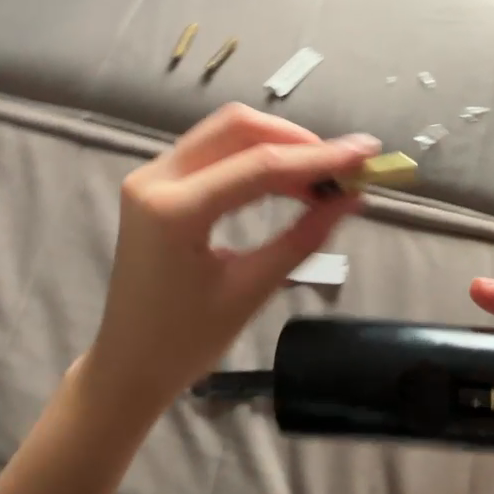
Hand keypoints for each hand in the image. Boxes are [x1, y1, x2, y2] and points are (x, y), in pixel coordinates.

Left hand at [81, 104, 379, 412]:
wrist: (127, 365)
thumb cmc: (185, 342)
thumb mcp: (251, 290)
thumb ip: (303, 238)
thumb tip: (352, 199)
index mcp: (174, 211)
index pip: (259, 166)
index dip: (318, 157)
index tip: (365, 153)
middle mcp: (155, 178)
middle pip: (237, 127)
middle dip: (296, 140)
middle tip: (341, 165)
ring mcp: (150, 175)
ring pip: (224, 132)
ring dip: (276, 144)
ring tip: (322, 175)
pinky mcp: (155, 182)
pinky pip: (212, 151)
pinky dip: (253, 157)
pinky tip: (286, 179)